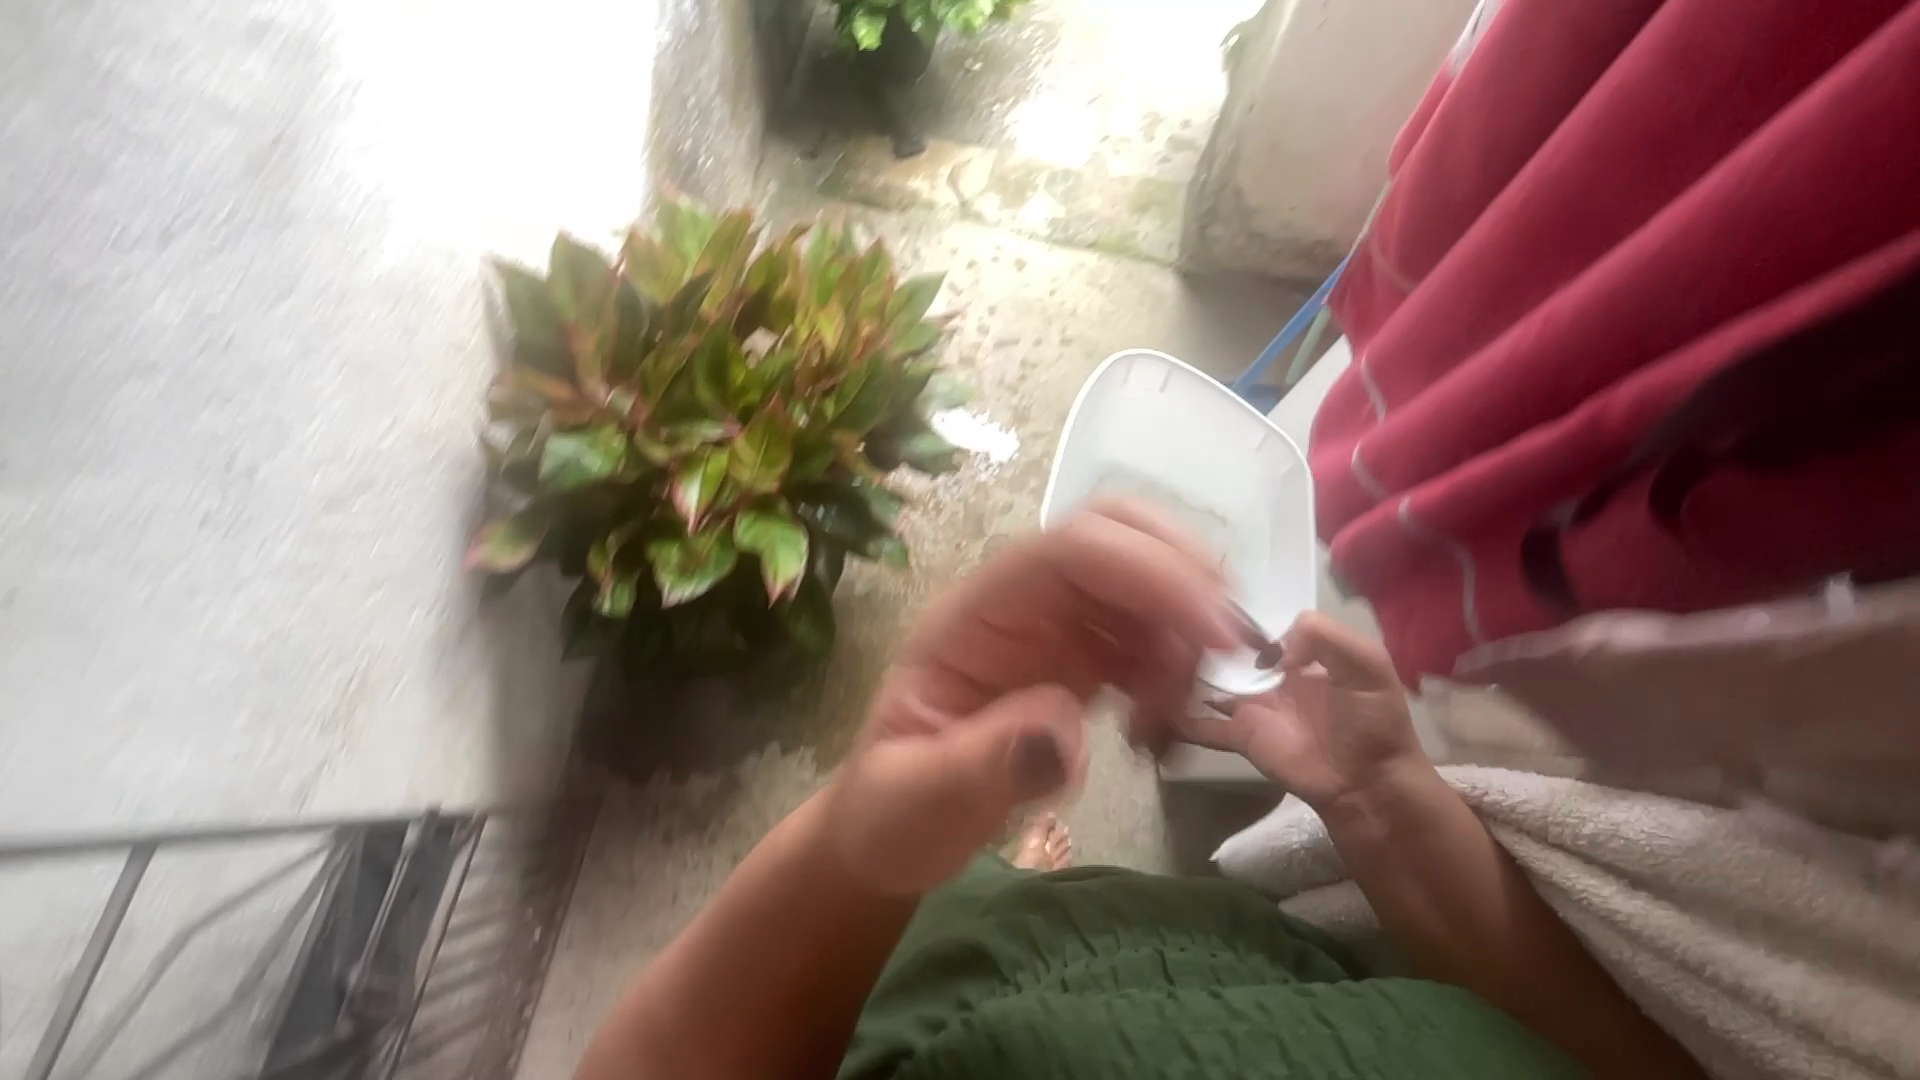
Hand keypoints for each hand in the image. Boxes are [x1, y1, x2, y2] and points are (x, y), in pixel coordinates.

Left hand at [824, 499, 1244, 894]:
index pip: (1068, 551)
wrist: (896, 830)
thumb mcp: (917, 802)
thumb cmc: (894, 811)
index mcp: (973, 615)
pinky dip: (1176, 666)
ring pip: (1143, 582)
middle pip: (1116, 537)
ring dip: (1185, 629)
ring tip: (1174, 714)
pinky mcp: (1081, 661)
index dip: (1146, 570)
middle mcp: (1019, 605)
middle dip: (1182, 575)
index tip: (1212, 633)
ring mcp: (1053, 628)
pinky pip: (1147, 635)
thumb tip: (1066, 729)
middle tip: (1226, 652)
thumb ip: (982, 765)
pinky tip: (1159, 723)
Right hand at [1176, 612, 1433, 814]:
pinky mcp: (1240, 735)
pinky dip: (1179, 719)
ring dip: (1186, 673)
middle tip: (1171, 628)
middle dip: (1202, 640)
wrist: (1367, 783)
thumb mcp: (1365, 663)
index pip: (1260, 626)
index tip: (1209, 608)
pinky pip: (1202, 725)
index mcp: (1300, 653)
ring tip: (1151, 656)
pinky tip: (1155, 705)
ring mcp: (1252, 705)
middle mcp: (1271, 675)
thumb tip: (1270, 646)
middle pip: (1228, 651)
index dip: (1238, 618)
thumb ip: (1323, 635)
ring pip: (1210, 683)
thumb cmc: (1370, 720)